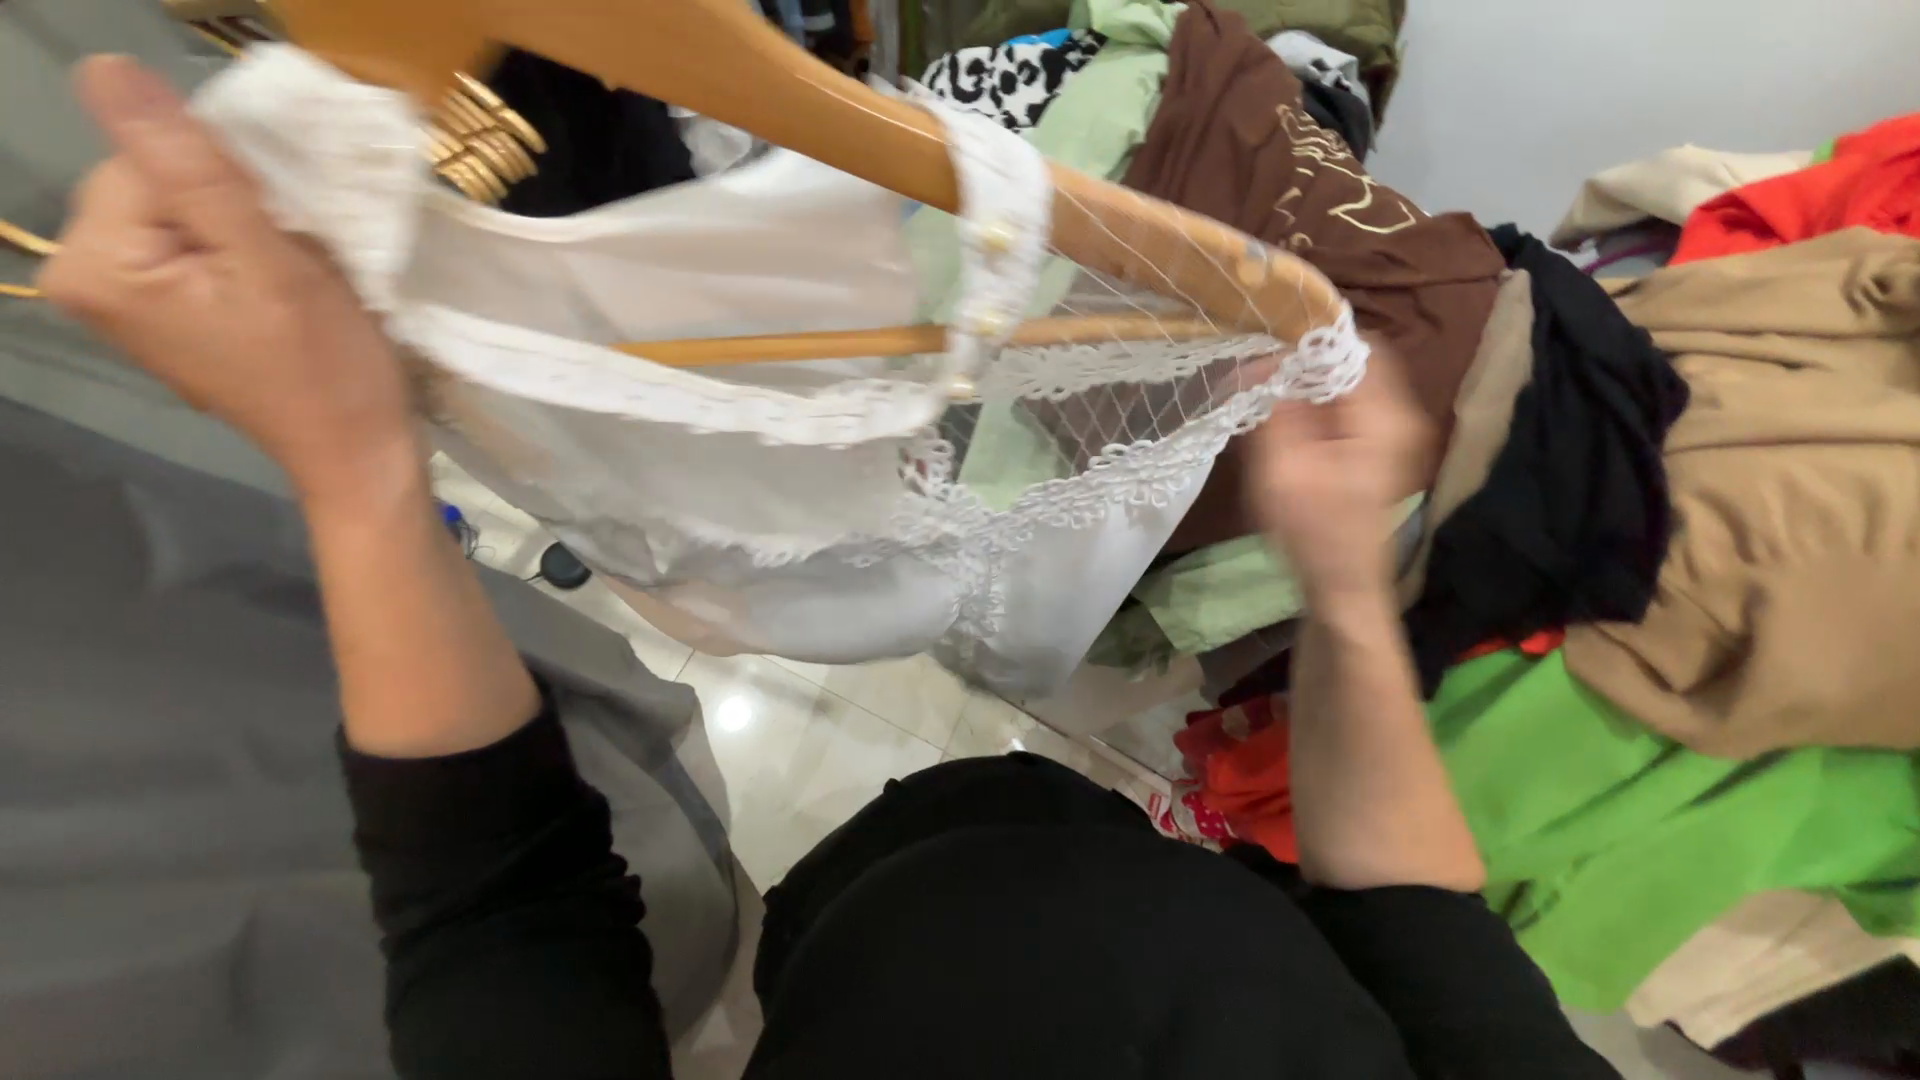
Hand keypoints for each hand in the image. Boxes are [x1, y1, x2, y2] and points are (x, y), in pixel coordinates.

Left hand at [37, 55, 419, 509]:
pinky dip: (246, 261)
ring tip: (298, 284)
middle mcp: (84, 279)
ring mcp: (122, 303)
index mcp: (98, 263)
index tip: (296, 241)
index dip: (236, 187)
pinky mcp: (162, 317)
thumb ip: (194, 172)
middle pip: (159, 189)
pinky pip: (195, 254)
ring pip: (184, 220)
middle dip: (240, 212)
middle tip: (301, 266)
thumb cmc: (330, 370)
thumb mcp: (275, 267)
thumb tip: (106, 68)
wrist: (359, 452)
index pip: (151, 163)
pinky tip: (282, 297)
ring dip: (250, 235)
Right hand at [1246, 351, 1429, 608]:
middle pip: (1350, 364)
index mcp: (1384, 416)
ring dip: (1303, 384)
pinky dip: (1310, 405)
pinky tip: (1280, 420)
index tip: (1266, 346)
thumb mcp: (1284, 468)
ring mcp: (1387, 435)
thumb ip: (1276, 410)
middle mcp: (1396, 417)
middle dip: (1302, 363)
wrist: (1341, 584)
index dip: (1311, 341)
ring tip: (1262, 392)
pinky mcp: (1371, 450)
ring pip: (1343, 386)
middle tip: (1255, 372)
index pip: (1356, 348)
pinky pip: (1341, 409)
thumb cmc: (1314, 531)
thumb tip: (1260, 363)